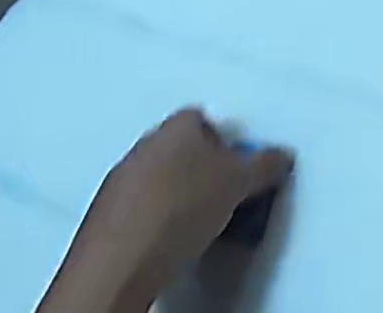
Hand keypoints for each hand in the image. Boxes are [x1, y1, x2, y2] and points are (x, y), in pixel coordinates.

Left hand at [39, 109, 292, 311]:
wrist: (121, 264)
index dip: (226, 141)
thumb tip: (282, 157)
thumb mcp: (240, 184)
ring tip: (198, 223)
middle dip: (202, 166)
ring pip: (158, 177)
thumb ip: (265, 164)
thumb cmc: (183, 208)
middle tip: (224, 192)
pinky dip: (154, 218)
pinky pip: (138, 206)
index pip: (205, 118)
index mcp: (177, 124)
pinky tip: (167, 241)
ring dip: (177, 193)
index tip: (238, 166)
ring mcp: (118, 179)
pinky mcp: (100, 217)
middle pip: (181, 147)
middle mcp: (145, 142)